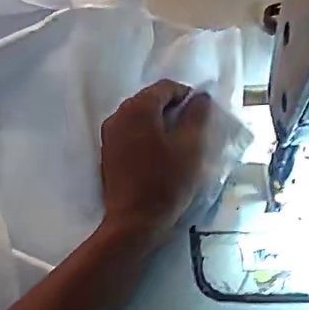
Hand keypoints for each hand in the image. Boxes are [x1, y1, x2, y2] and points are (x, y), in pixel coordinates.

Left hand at [99, 79, 210, 239]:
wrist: (134, 221)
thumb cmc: (166, 183)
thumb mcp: (191, 147)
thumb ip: (197, 116)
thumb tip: (200, 97)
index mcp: (138, 109)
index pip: (165, 87)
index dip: (187, 96)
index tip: (201, 114)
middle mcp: (118, 115)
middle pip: (149, 100)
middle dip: (172, 109)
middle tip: (192, 129)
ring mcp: (108, 135)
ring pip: (138, 117)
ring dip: (158, 123)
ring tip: (177, 143)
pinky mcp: (107, 153)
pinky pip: (129, 133)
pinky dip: (146, 136)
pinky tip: (159, 155)